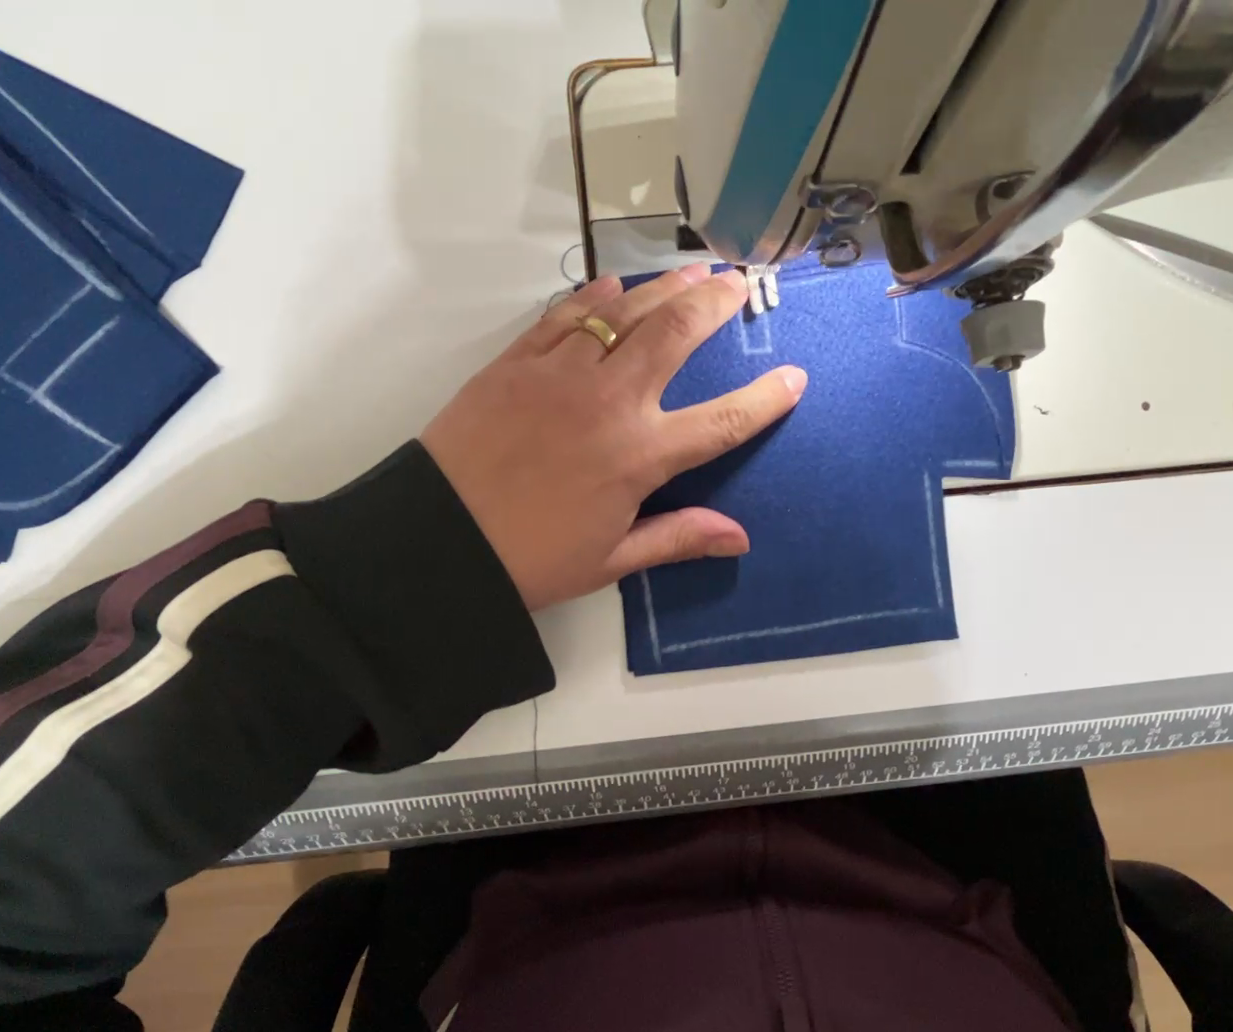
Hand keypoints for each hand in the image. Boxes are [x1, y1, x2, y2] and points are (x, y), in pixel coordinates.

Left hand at [421, 265, 805, 611]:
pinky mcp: (517, 361)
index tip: (794, 377)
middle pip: (676, 335)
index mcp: (641, 456)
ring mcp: (562, 373)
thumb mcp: (610, 559)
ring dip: (665, 287)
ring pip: (625, 313)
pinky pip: (564, 316)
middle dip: (716, 303)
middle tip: (738, 283)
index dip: (765, 399)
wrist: (438, 539)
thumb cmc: (530, 560)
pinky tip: (613, 287)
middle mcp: (611, 401)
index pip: (722, 420)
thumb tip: (740, 538)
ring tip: (694, 271)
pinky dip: (594, 298)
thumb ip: (678, 538)